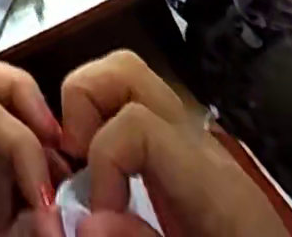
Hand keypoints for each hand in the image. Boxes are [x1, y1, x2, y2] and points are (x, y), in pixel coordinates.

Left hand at [0, 60, 66, 236]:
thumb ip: (29, 229)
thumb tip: (58, 213)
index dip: (27, 149)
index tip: (50, 202)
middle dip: (24, 96)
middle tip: (57, 143)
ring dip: (31, 115)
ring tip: (59, 159)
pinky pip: (8, 129)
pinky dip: (37, 142)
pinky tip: (55, 179)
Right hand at [61, 51, 287, 236]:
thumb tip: (87, 223)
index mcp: (215, 187)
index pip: (138, 122)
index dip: (102, 157)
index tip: (96, 215)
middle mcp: (202, 149)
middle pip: (127, 70)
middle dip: (82, 103)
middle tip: (75, 166)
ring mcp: (194, 148)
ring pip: (124, 80)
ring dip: (88, 113)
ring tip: (85, 175)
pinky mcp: (184, 160)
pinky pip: (132, 111)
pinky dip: (102, 128)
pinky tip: (104, 185)